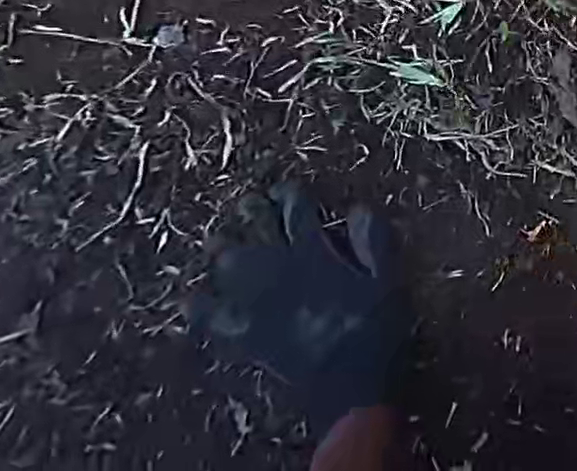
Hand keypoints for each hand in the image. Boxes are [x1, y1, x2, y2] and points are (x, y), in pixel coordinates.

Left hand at [191, 183, 409, 433]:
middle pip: (257, 233)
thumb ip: (374, 241)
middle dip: (249, 214)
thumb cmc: (373, 328)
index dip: (288, 195)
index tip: (281, 187)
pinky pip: (214, 318)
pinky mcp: (248, 336)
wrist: (350, 389)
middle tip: (245, 202)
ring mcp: (261, 304)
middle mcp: (282, 272)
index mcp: (315, 254)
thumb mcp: (387, 279)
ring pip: (230, 268)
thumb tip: (358, 208)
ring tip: (216, 240)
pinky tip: (188, 298)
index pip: (297, 213)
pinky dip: (199, 307)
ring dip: (223, 250)